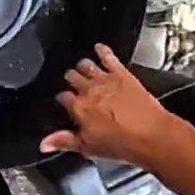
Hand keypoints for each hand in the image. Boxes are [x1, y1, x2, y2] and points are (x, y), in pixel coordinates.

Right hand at [40, 44, 183, 165]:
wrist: (151, 135)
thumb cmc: (121, 143)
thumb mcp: (88, 147)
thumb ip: (63, 141)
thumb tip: (43, 144)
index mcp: (78, 107)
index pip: (62, 97)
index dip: (62, 99)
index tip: (65, 102)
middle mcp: (88, 90)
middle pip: (71, 77)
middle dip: (71, 79)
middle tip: (73, 83)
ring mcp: (105, 79)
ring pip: (86, 65)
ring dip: (83, 66)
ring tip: (83, 69)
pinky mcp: (122, 74)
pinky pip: (108, 57)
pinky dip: (102, 50)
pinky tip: (99, 47)